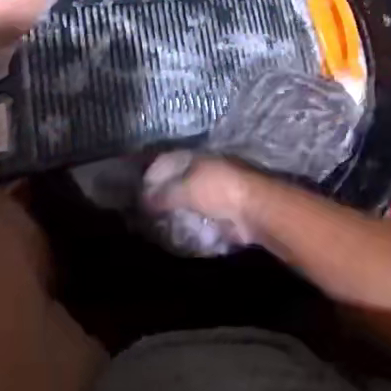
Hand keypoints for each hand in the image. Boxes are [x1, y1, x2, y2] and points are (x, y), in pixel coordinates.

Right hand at [143, 153, 262, 248]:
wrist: (254, 210)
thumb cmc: (217, 191)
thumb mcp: (183, 190)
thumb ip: (162, 195)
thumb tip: (143, 201)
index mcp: (193, 158)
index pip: (165, 162)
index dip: (150, 175)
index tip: (136, 191)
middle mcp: (203, 171)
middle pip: (175, 182)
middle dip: (161, 196)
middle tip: (144, 212)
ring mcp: (214, 192)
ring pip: (187, 201)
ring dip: (175, 211)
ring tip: (157, 225)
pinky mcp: (223, 212)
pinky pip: (199, 217)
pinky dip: (189, 224)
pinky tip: (177, 232)